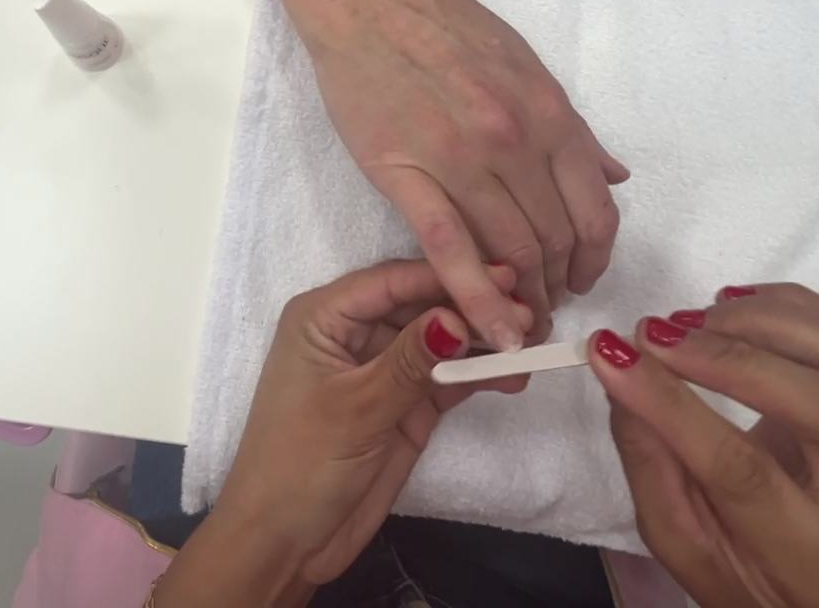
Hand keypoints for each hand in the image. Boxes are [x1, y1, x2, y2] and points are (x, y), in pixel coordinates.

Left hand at [154, 261, 530, 605]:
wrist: (287, 543)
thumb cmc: (301, 462)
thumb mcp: (355, 408)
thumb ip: (409, 363)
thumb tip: (458, 317)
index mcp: (324, 315)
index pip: (391, 282)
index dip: (443, 275)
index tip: (501, 275)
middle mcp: (354, 330)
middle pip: (419, 305)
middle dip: (470, 307)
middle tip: (527, 311)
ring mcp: (382, 365)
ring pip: (438, 339)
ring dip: (480, 341)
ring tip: (532, 340)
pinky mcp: (404, 401)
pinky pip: (445, 377)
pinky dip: (477, 375)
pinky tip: (513, 374)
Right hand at [293, 0, 627, 350]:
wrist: (366, 1)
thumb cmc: (443, 24)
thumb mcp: (523, 62)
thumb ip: (571, 126)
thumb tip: (616, 175)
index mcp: (549, 111)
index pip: (594, 210)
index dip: (595, 259)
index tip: (580, 280)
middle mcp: (515, 140)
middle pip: (554, 239)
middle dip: (557, 285)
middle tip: (544, 305)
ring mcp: (459, 158)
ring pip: (509, 252)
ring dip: (523, 297)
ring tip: (519, 319)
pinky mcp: (403, 174)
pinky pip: (448, 248)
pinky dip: (476, 299)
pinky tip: (492, 334)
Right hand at [589, 284, 818, 607]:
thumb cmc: (750, 576)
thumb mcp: (681, 544)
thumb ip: (648, 462)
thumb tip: (620, 368)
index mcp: (818, 568)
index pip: (746, 475)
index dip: (673, 405)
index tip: (613, 352)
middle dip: (733, 358)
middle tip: (655, 334)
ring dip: (770, 321)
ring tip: (696, 317)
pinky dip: (794, 307)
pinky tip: (734, 306)